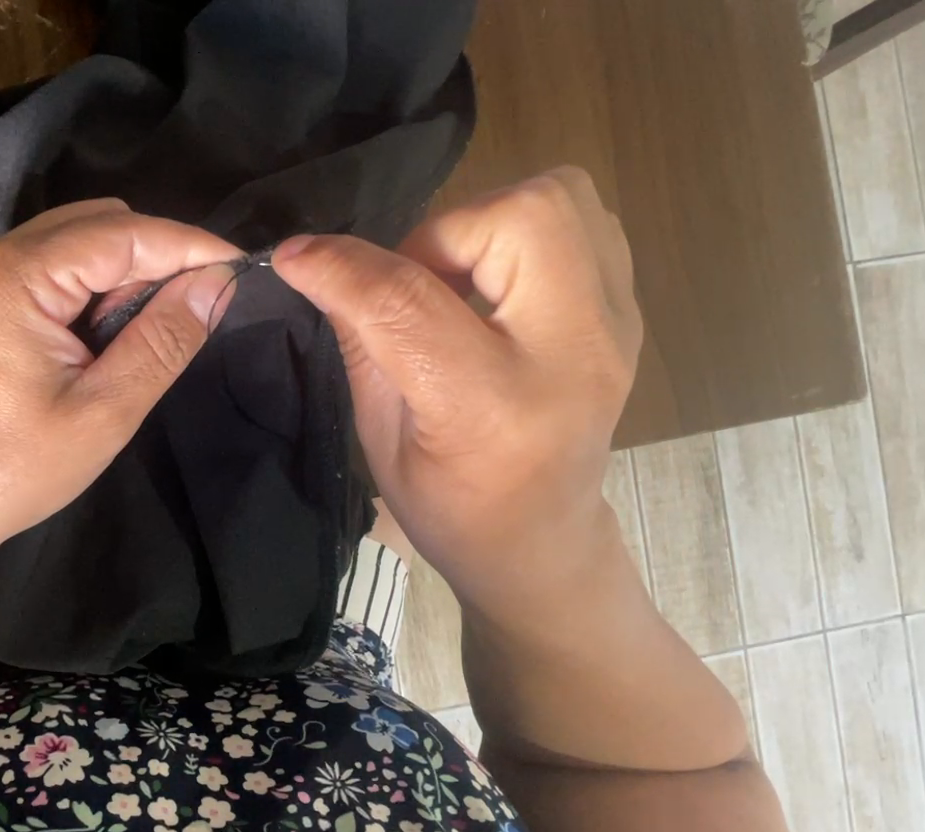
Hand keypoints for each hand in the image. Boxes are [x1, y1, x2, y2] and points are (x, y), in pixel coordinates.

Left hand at [0, 199, 241, 558]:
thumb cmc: (22, 466)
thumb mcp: (106, 410)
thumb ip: (164, 341)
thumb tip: (218, 283)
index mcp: (17, 278)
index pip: (121, 234)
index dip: (187, 245)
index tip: (242, 266)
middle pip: (99, 225)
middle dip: (157, 257)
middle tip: (194, 310)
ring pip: (81, 242)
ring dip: (128, 274)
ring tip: (153, 329)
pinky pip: (59, 269)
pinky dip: (98, 289)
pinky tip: (113, 333)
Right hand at [272, 167, 642, 622]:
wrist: (539, 539)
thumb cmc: (447, 507)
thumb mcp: (380, 441)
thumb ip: (359, 344)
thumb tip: (319, 263)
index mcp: (488, 407)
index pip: (409, 303)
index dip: (343, 268)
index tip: (295, 255)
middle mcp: (569, 354)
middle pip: (521, 216)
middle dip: (441, 231)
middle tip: (412, 283)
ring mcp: (615, 326)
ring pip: (558, 199)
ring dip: (484, 226)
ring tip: (455, 285)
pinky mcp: (628, 311)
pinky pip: (581, 221)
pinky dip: (521, 235)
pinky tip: (492, 290)